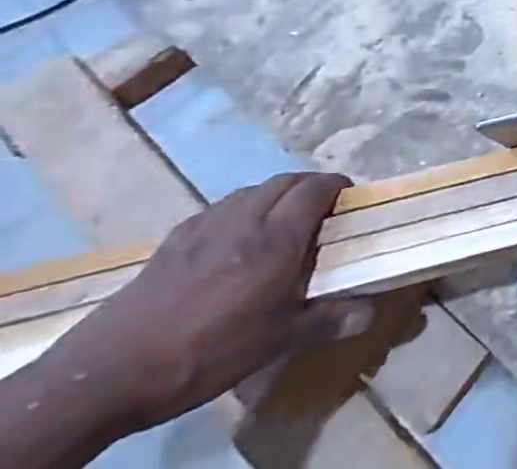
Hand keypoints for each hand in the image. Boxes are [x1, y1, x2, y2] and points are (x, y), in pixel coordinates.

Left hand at [41, 172, 369, 431]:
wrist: (99, 380)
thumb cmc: (204, 353)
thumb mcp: (275, 341)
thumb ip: (327, 319)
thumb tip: (370, 314)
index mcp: (276, 240)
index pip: (315, 189)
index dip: (339, 186)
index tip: (352, 200)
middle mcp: (241, 224)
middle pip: (283, 182)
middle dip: (310, 185)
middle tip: (323, 208)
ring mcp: (198, 233)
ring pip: (248, 192)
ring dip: (273, 195)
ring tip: (281, 220)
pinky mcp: (166, 248)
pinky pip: (214, 211)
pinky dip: (237, 211)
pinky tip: (233, 238)